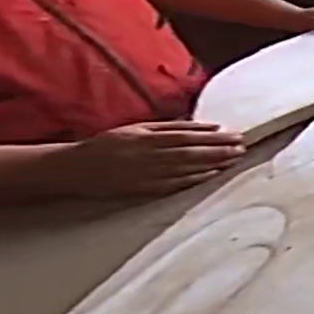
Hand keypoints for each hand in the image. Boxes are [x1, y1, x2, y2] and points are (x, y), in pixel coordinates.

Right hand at [45, 122, 245, 197]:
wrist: (71, 169)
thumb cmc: (109, 144)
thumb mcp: (137, 128)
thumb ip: (174, 126)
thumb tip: (210, 125)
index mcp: (146, 138)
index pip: (190, 137)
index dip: (217, 137)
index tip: (238, 136)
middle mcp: (148, 156)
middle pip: (194, 153)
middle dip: (222, 150)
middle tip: (243, 148)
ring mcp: (147, 174)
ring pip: (189, 168)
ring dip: (216, 164)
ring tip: (236, 159)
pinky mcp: (145, 189)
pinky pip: (178, 183)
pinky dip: (199, 178)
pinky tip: (215, 173)